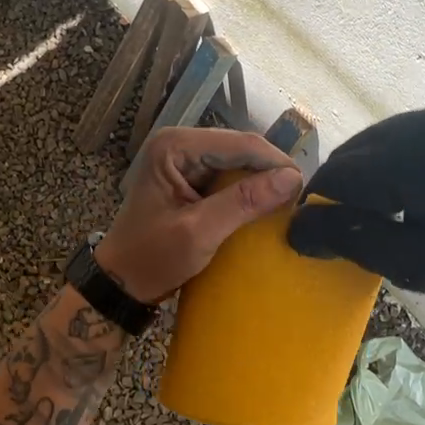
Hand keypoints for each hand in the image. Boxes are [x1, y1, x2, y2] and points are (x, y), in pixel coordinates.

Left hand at [95, 127, 303, 304]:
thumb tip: (292, 179)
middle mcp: (179, 143)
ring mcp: (184, 160)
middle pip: (240, 148)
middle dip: (270, 170)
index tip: (304, 187)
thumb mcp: (198, 232)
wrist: (121, 281)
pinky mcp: (190, 178)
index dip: (274, 161)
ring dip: (262, 180)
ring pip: (238, 161)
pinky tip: (267, 206)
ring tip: (290, 202)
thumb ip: (242, 203)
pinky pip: (229, 176)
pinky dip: (248, 190)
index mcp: (174, 146)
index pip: (238, 143)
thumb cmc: (151, 258)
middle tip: (300, 198)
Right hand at [285, 108, 424, 322]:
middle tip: (355, 237)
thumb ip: (351, 239)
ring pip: (360, 153)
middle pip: (347, 161)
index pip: (338, 177)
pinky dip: (375, 175)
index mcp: (418, 156)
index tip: (322, 245)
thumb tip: (294, 225)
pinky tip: (393, 201)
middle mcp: (419, 124)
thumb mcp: (413, 263)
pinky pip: (381, 147)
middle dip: (340, 199)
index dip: (319, 212)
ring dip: (356, 187)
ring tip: (377, 221)